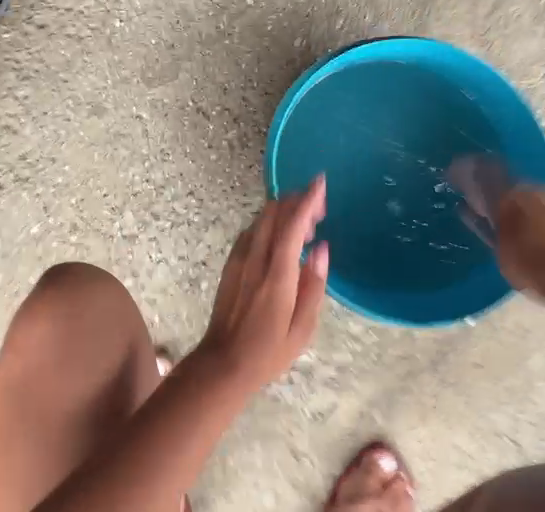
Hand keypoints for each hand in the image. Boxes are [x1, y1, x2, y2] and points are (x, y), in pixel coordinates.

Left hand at [196, 176, 328, 394]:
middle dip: (297, 200)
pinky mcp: (231, 262)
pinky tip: (281, 236)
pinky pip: (252, 230)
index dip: (307, 200)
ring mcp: (239, 258)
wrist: (223, 362)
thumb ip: (314, 285)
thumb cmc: (268, 351)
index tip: (320, 182)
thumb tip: (321, 249)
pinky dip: (270, 222)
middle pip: (274, 213)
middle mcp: (255, 258)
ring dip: (283, 210)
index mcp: (277, 274)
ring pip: (261, 218)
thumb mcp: (302, 328)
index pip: (292, 225)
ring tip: (306, 223)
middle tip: (319, 205)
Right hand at [448, 156, 544, 312]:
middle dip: (490, 186)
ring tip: (500, 215)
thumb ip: (483, 226)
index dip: (467, 171)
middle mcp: (535, 192)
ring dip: (511, 200)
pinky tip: (527, 229)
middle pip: (507, 181)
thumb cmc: (536, 269)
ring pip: (526, 194)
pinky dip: (528, 212)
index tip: (452, 174)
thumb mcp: (501, 251)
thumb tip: (466, 208)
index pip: (484, 172)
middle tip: (476, 197)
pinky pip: (542, 207)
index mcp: (513, 195)